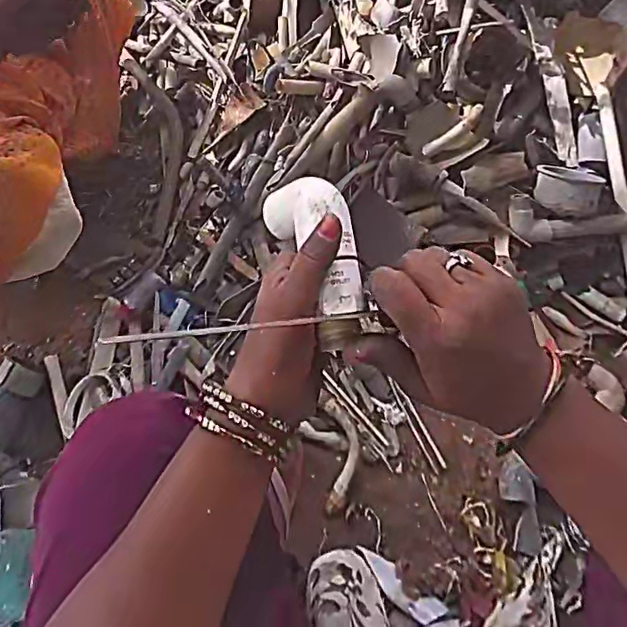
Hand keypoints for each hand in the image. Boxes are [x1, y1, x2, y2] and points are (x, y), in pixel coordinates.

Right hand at [0, 0, 100, 55]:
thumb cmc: (5, 5)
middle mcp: (55, 5)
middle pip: (80, 2)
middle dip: (83, 2)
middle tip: (82, 2)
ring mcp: (56, 23)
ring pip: (75, 18)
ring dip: (74, 16)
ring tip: (60, 15)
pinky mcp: (54, 38)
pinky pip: (66, 32)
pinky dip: (64, 28)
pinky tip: (53, 26)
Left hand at [226, 214, 340, 426]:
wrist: (271, 404)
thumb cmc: (268, 352)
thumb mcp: (293, 296)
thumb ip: (313, 259)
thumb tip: (328, 222)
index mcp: (286, 270)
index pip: (317, 239)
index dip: (336, 237)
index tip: (356, 239)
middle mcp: (301, 288)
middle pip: (339, 267)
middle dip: (351, 276)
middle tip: (351, 289)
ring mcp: (315, 311)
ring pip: (348, 294)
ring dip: (356, 302)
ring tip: (352, 312)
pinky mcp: (329, 333)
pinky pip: (353, 319)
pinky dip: (358, 323)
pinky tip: (357, 329)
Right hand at [348, 248, 550, 435]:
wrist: (527, 391)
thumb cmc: (474, 393)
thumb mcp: (423, 388)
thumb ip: (386, 359)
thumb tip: (352, 345)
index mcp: (438, 336)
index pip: (392, 283)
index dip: (380, 286)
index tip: (382, 297)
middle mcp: (462, 307)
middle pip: (412, 260)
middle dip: (402, 274)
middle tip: (409, 297)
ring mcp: (485, 289)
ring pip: (436, 253)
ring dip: (429, 270)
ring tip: (436, 295)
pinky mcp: (501, 279)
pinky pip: (462, 256)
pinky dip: (454, 269)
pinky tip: (458, 292)